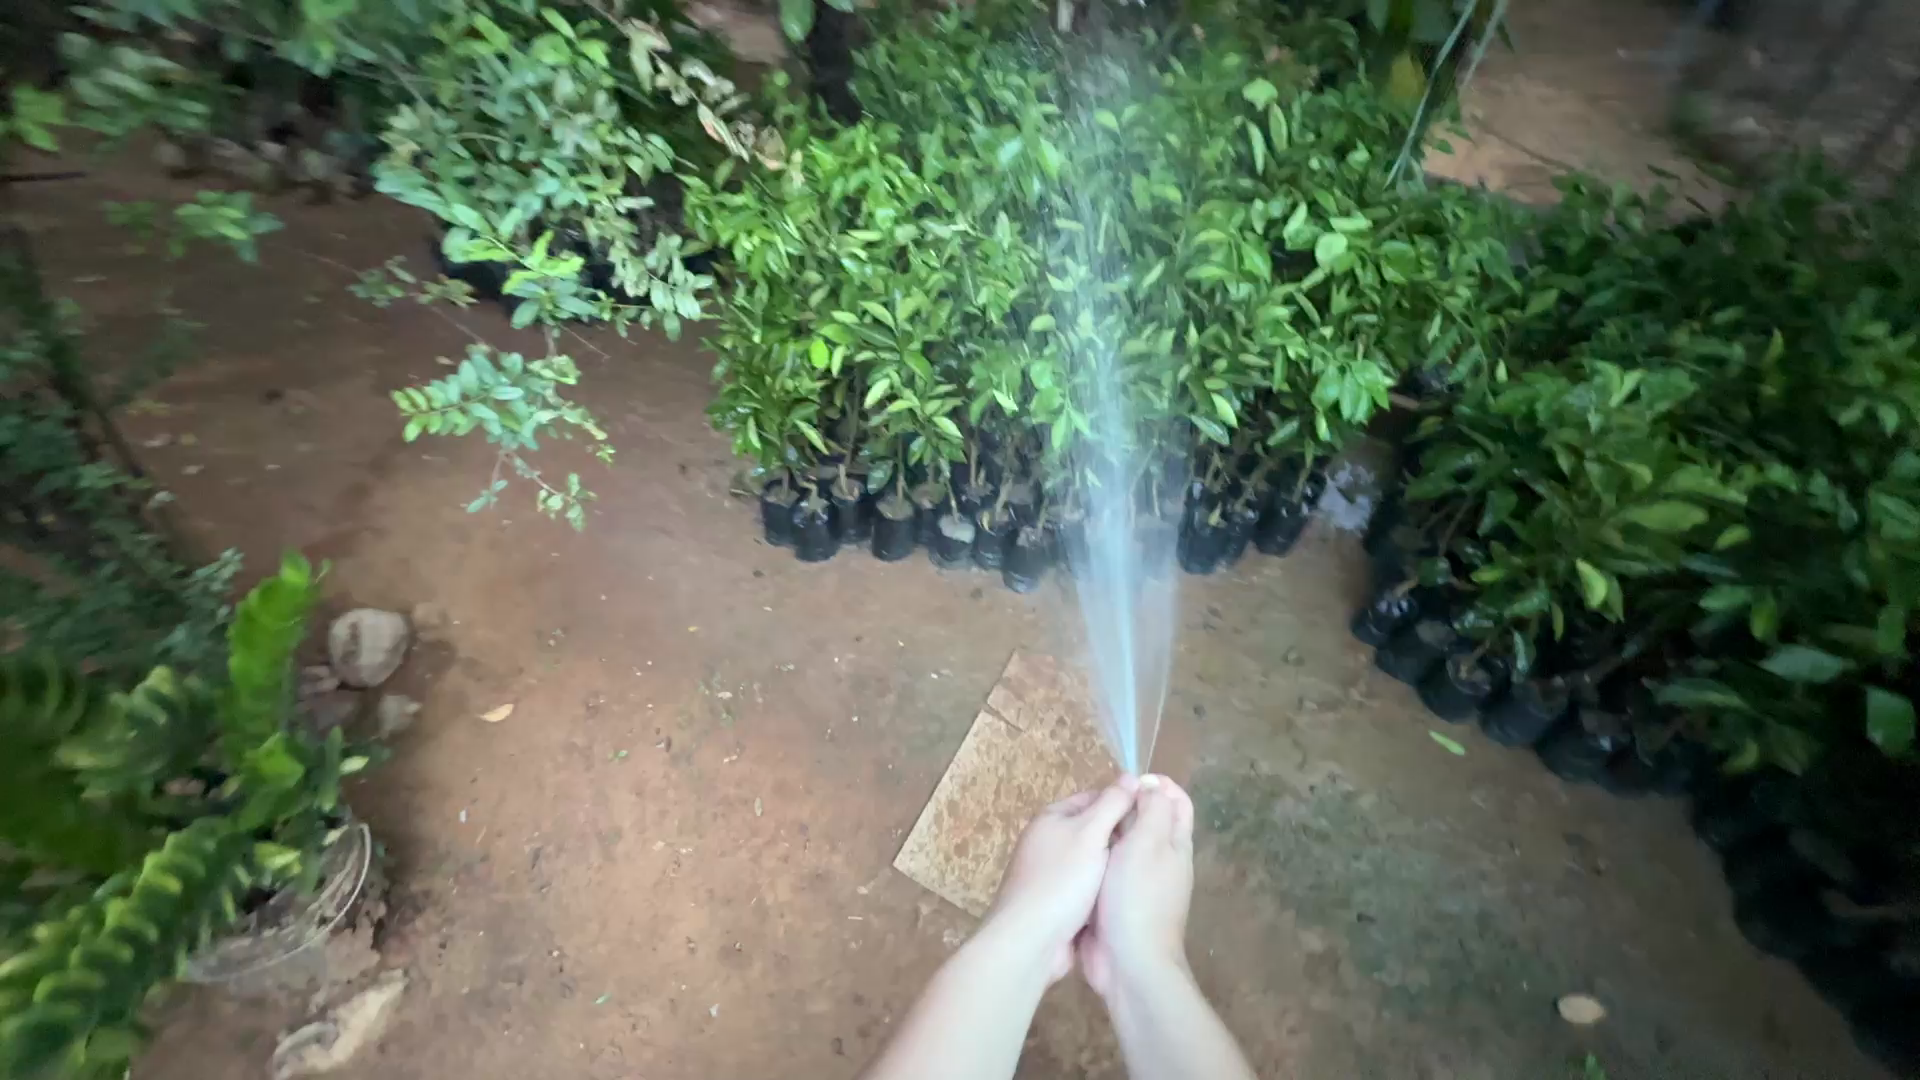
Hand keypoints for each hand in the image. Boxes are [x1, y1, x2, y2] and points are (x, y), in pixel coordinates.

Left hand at [981, 777, 1138, 981]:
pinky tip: (1121, 897)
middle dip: (1118, 838)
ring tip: (1141, 873)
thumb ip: (1111, 804)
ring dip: (1111, 867)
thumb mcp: (1090, 834)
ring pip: (1092, 861)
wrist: (1031, 938)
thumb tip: (1131, 777)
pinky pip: (1085, 887)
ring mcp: (1050, 872)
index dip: (1122, 804)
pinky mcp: (1055, 900)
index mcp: (1052, 817)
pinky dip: (1101, 890)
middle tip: (1149, 848)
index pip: (1094, 798)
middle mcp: (1048, 840)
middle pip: (1093, 830)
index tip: (1150, 817)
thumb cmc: (1062, 879)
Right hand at [1076, 774, 1195, 999]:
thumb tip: (1150, 784)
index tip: (1128, 779)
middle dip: (1127, 804)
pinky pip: (1106, 867)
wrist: (1129, 963)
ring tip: (1082, 821)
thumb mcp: (1148, 843)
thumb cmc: (1138, 896)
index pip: (1177, 802)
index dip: (1158, 784)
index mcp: (1175, 845)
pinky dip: (1095, 855)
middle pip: (1149, 820)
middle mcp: (1160, 860)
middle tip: (1099, 799)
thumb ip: (1151, 809)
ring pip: (1124, 843)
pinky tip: (1075, 852)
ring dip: (1107, 830)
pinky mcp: (1116, 900)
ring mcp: (1138, 882)